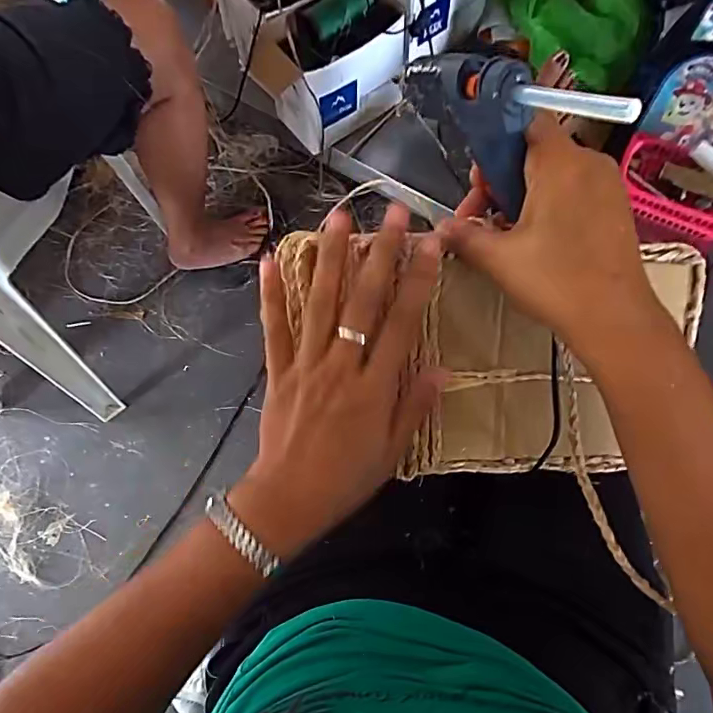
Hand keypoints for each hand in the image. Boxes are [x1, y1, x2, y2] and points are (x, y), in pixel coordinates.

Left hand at [230, 204, 446, 559]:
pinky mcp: (278, 371)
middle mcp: (341, 366)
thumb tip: (443, 369)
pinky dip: (271, 294)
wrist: (287, 501)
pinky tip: (270, 260)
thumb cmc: (347, 480)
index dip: (417, 280)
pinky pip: (274, 328)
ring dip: (330, 257)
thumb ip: (415, 406)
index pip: (401, 323)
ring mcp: (305, 365)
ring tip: (338, 217)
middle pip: (363, 301)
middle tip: (392, 212)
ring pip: (319, 303)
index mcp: (374, 387)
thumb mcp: (392, 450)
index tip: (430, 244)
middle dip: (380, 252)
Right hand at [438, 118, 671, 364]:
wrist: (615, 319)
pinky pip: (576, 192)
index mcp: (559, 161)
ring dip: (526, 196)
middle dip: (504, 179)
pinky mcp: (617, 209)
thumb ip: (465, 236)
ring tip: (508, 237)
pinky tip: (538, 244)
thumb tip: (442, 228)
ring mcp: (608, 185)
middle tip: (484, 219)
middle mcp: (588, 162)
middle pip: (537, 151)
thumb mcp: (499, 259)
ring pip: (556, 174)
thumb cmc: (556, 282)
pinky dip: (552, 207)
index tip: (481, 185)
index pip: (525, 121)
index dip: (496, 145)